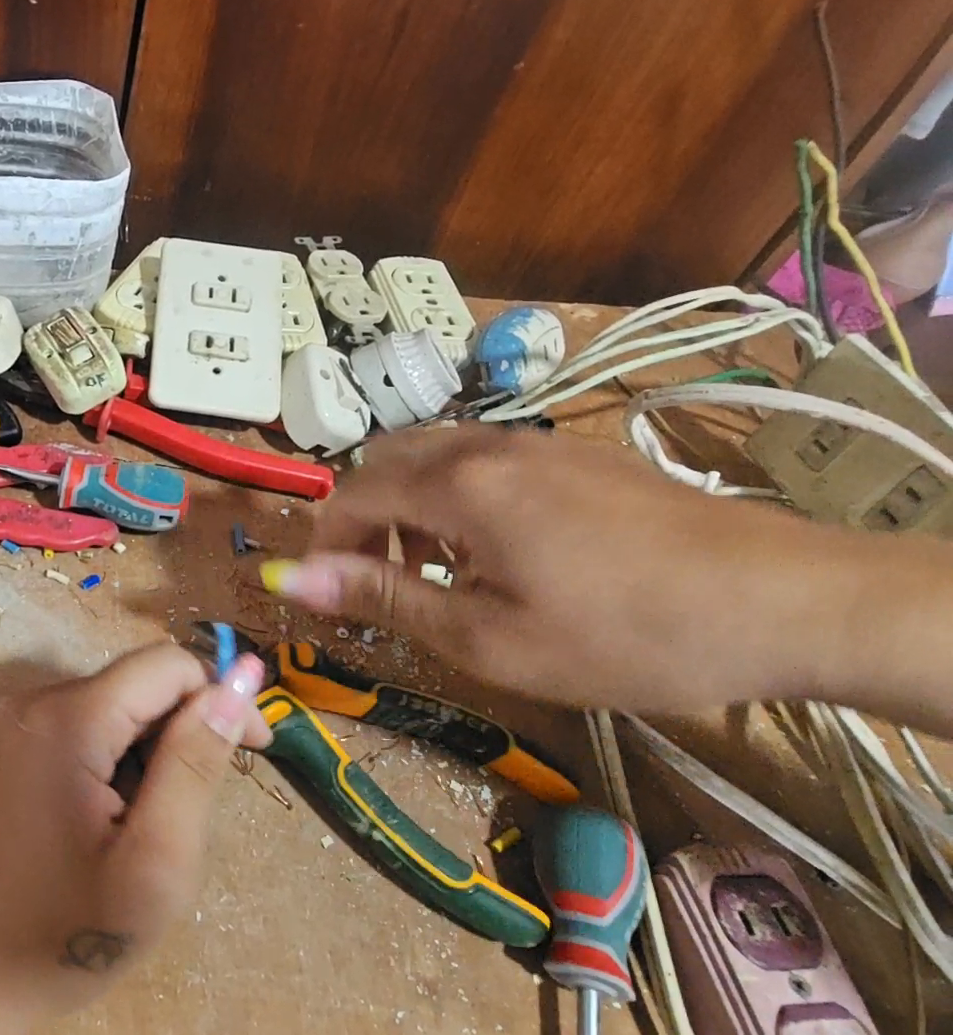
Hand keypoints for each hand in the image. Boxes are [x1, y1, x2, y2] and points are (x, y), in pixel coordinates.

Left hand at [0, 644, 270, 1030]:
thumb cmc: (65, 932)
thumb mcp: (154, 860)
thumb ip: (196, 763)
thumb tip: (238, 684)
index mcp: (68, 719)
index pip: (166, 664)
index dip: (219, 697)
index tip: (252, 751)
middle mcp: (32, 700)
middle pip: (136, 683)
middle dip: (179, 734)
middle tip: (186, 816)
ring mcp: (11, 721)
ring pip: (111, 705)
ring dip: (145, 752)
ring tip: (139, 828)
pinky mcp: (5, 743)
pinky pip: (78, 725)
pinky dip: (110, 758)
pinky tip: (104, 819)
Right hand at [265, 426, 870, 713]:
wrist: (789, 603)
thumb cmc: (624, 634)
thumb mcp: (487, 635)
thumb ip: (382, 598)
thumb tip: (290, 582)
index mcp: (457, 485)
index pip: (352, 495)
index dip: (324, 544)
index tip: (324, 595)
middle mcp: (487, 446)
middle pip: (387, 462)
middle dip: (362, 519)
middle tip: (372, 582)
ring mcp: (538, 444)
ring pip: (435, 457)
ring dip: (408, 508)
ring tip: (431, 572)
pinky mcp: (577, 455)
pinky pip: (484, 461)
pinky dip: (455, 498)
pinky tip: (494, 552)